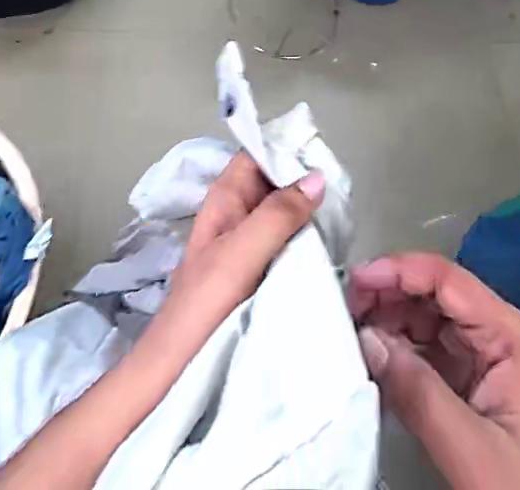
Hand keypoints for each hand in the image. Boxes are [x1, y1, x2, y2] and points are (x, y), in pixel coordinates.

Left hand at [154, 152, 323, 351]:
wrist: (176, 371)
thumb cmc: (203, 307)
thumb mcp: (241, 254)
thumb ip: (277, 214)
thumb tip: (317, 177)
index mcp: (225, 199)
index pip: (256, 154)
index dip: (285, 148)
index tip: (324, 153)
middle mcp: (235, 213)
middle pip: (273, 179)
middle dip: (304, 178)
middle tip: (343, 186)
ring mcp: (245, 241)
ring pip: (281, 209)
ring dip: (308, 207)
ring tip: (343, 210)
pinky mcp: (256, 268)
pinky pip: (286, 237)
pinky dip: (306, 233)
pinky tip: (327, 240)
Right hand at [347, 254, 519, 489]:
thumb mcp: (472, 448)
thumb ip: (420, 393)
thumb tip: (369, 340)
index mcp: (507, 333)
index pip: (448, 280)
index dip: (400, 270)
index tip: (357, 280)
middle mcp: (494, 332)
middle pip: (434, 291)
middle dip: (390, 290)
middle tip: (346, 307)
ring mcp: (480, 354)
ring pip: (425, 315)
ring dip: (388, 316)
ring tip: (352, 329)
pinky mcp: (466, 379)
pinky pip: (424, 346)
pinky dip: (395, 345)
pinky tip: (372, 354)